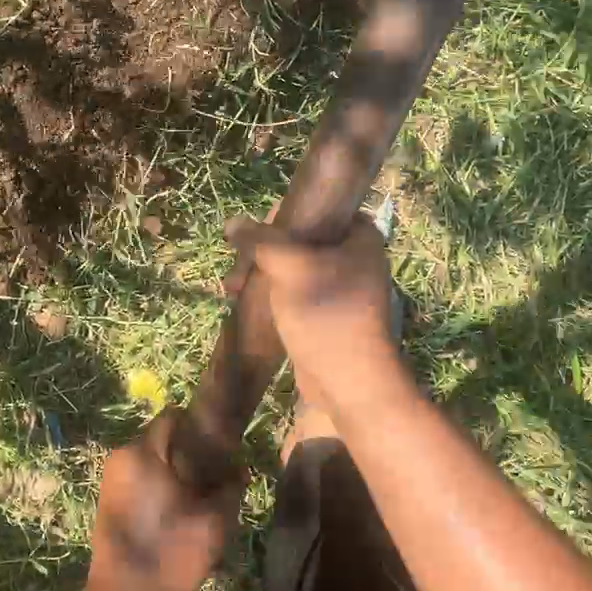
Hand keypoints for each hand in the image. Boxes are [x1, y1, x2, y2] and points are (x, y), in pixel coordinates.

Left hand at [87, 411, 241, 590]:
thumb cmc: (171, 552)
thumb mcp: (214, 522)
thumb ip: (230, 487)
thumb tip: (239, 466)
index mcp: (142, 452)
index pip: (173, 417)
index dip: (198, 428)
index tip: (218, 449)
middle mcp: (121, 455)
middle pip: (160, 438)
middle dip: (186, 453)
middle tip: (209, 480)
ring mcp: (111, 477)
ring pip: (149, 459)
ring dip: (171, 471)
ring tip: (191, 501)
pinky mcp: (107, 497)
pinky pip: (137, 477)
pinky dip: (155, 486)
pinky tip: (170, 513)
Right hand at [224, 212, 396, 407]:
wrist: (349, 383)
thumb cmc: (326, 314)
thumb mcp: (288, 267)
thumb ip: (259, 240)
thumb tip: (232, 223)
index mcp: (360, 236)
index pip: (316, 207)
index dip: (283, 214)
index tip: (258, 230)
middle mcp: (354, 257)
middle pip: (298, 237)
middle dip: (262, 250)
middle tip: (238, 264)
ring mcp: (340, 286)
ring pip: (291, 265)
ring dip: (260, 272)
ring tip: (233, 287)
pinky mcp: (325, 312)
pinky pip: (292, 290)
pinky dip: (270, 291)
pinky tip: (242, 298)